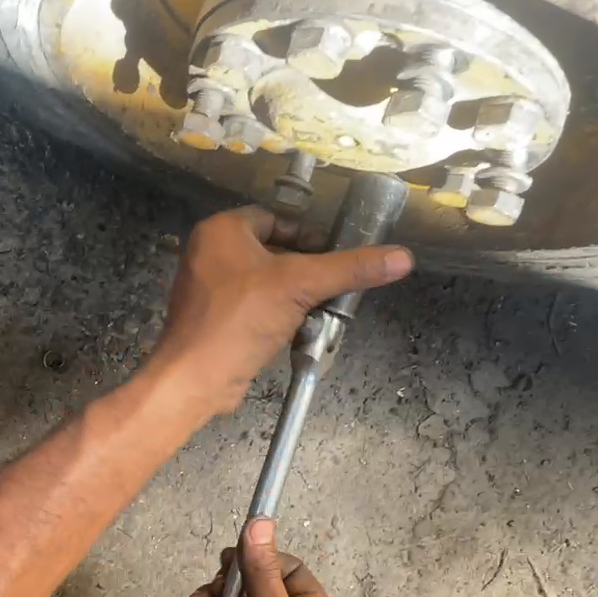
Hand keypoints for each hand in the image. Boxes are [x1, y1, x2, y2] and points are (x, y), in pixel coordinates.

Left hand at [148, 207, 412, 415]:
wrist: (195, 378)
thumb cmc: (240, 319)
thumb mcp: (300, 286)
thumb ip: (349, 269)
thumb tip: (403, 257)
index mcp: (221, 231)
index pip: (274, 218)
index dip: (307, 234)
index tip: (335, 253)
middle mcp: (208, 254)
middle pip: (271, 251)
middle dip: (304, 270)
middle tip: (334, 285)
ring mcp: (206, 289)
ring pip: (263, 283)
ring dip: (293, 296)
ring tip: (322, 309)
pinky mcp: (210, 321)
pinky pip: (251, 309)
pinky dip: (275, 317)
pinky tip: (298, 331)